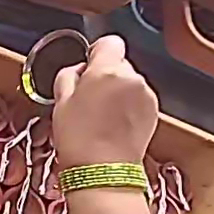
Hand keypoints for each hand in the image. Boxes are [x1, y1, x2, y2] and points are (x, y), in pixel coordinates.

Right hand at [52, 35, 157, 168]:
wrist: (102, 171)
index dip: (95, 53)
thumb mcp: (60, 102)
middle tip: (86, 99)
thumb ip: (68, 76)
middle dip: (104, 76)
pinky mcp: (153, 112)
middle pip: (119, 64)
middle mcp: (132, 78)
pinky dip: (126, 107)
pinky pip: (137, 99)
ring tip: (99, 117)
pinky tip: (111, 125)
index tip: (87, 67)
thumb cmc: (79, 139)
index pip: (109, 42)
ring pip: (128, 82)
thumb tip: (76, 71)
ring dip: (116, 92)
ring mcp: (146, 96)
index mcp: (108, 70)